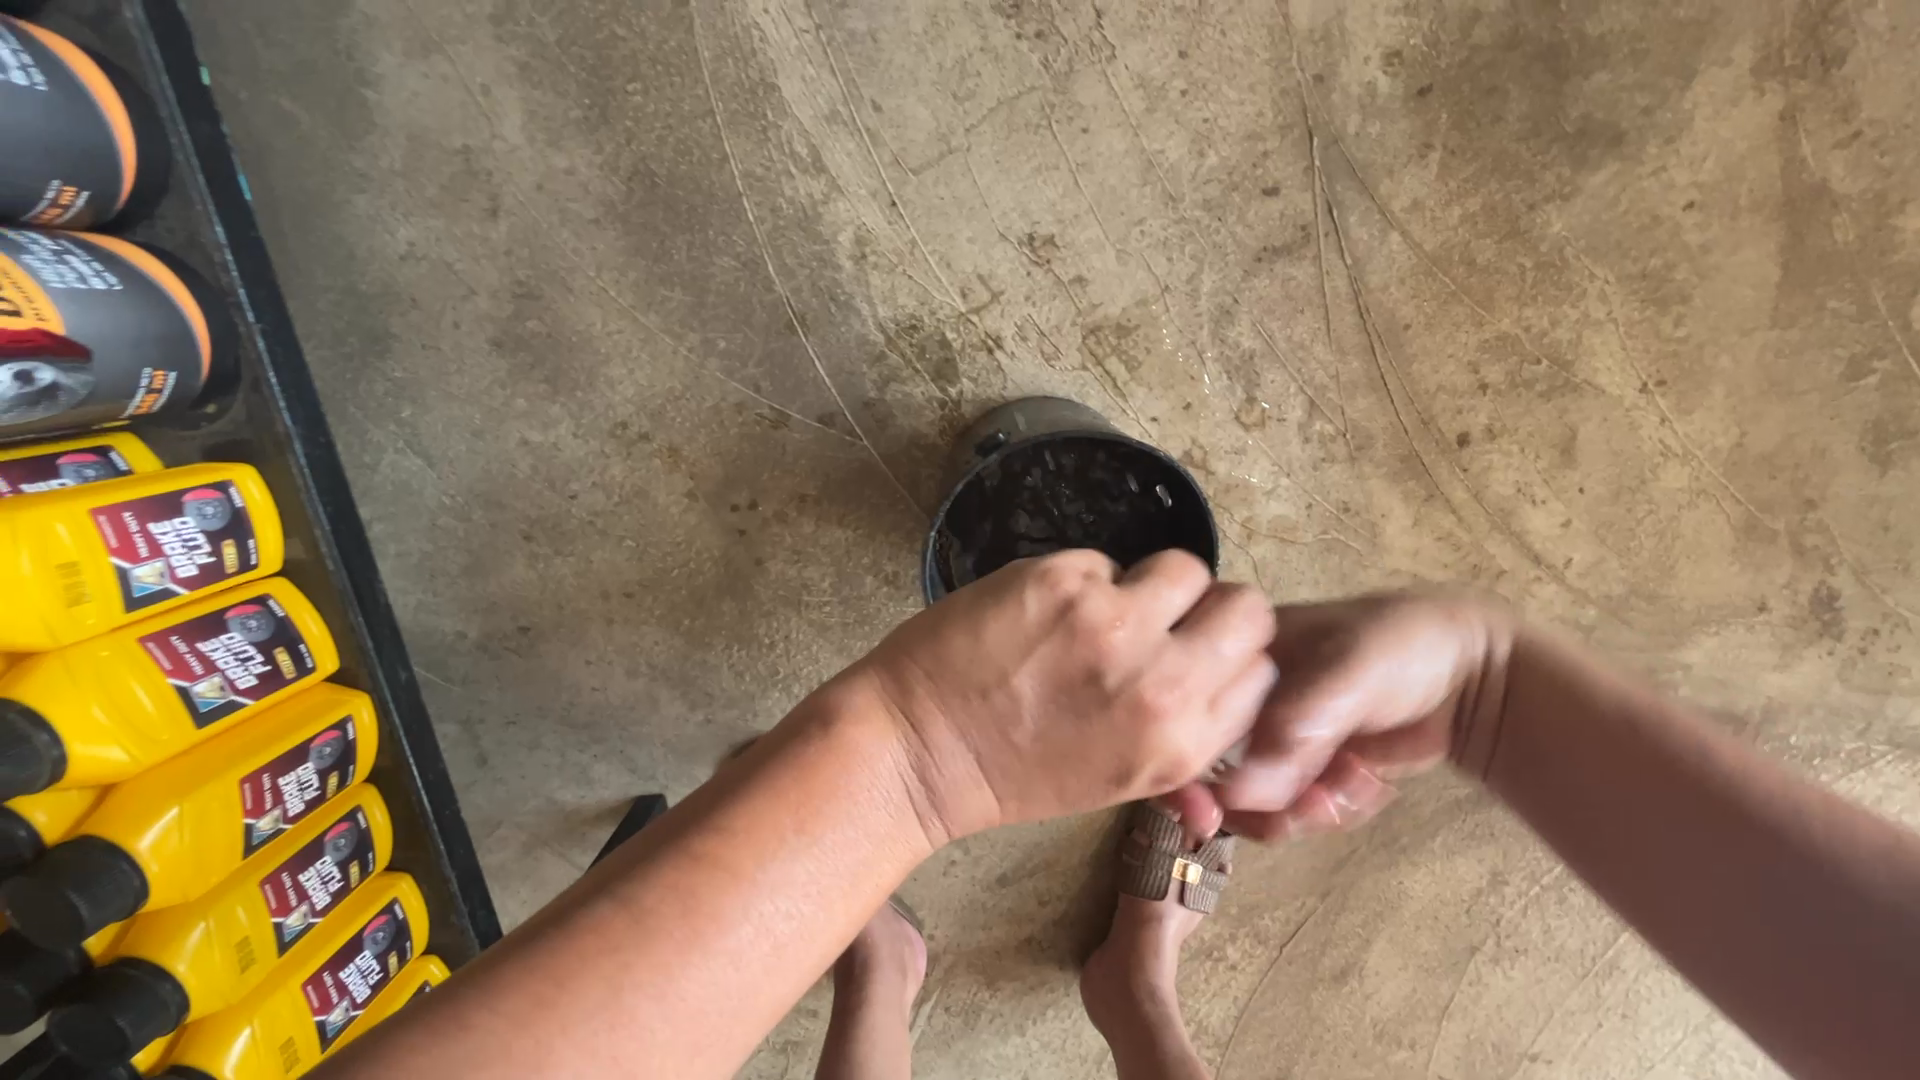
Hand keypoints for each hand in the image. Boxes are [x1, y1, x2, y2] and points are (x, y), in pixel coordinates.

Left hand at [847, 549, 1277, 843]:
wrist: (920, 750)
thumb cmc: (1013, 772)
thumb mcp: (1119, 779)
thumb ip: (1182, 734)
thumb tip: (1224, 686)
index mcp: (1181, 745)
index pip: (1261, 671)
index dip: (1228, 654)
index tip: (1195, 648)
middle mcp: (1162, 684)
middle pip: (1247, 608)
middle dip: (1212, 607)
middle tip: (1164, 615)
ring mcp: (1113, 624)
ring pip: (1184, 566)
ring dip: (1150, 582)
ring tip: (1102, 607)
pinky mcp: (1062, 582)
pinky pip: (1105, 560)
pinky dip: (1082, 579)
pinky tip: (1045, 610)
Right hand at [1199, 591, 1514, 840]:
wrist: (1472, 673)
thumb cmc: (1399, 645)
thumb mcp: (1346, 673)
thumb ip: (1293, 731)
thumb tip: (1237, 797)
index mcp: (1229, 656)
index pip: (1180, 713)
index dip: (1181, 767)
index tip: (1201, 813)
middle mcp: (1237, 700)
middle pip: (1211, 771)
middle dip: (1258, 803)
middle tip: (1310, 808)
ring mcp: (1271, 738)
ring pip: (1256, 801)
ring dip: (1304, 809)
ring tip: (1353, 788)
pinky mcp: (1305, 770)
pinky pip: (1299, 811)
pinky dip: (1335, 809)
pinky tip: (1370, 781)